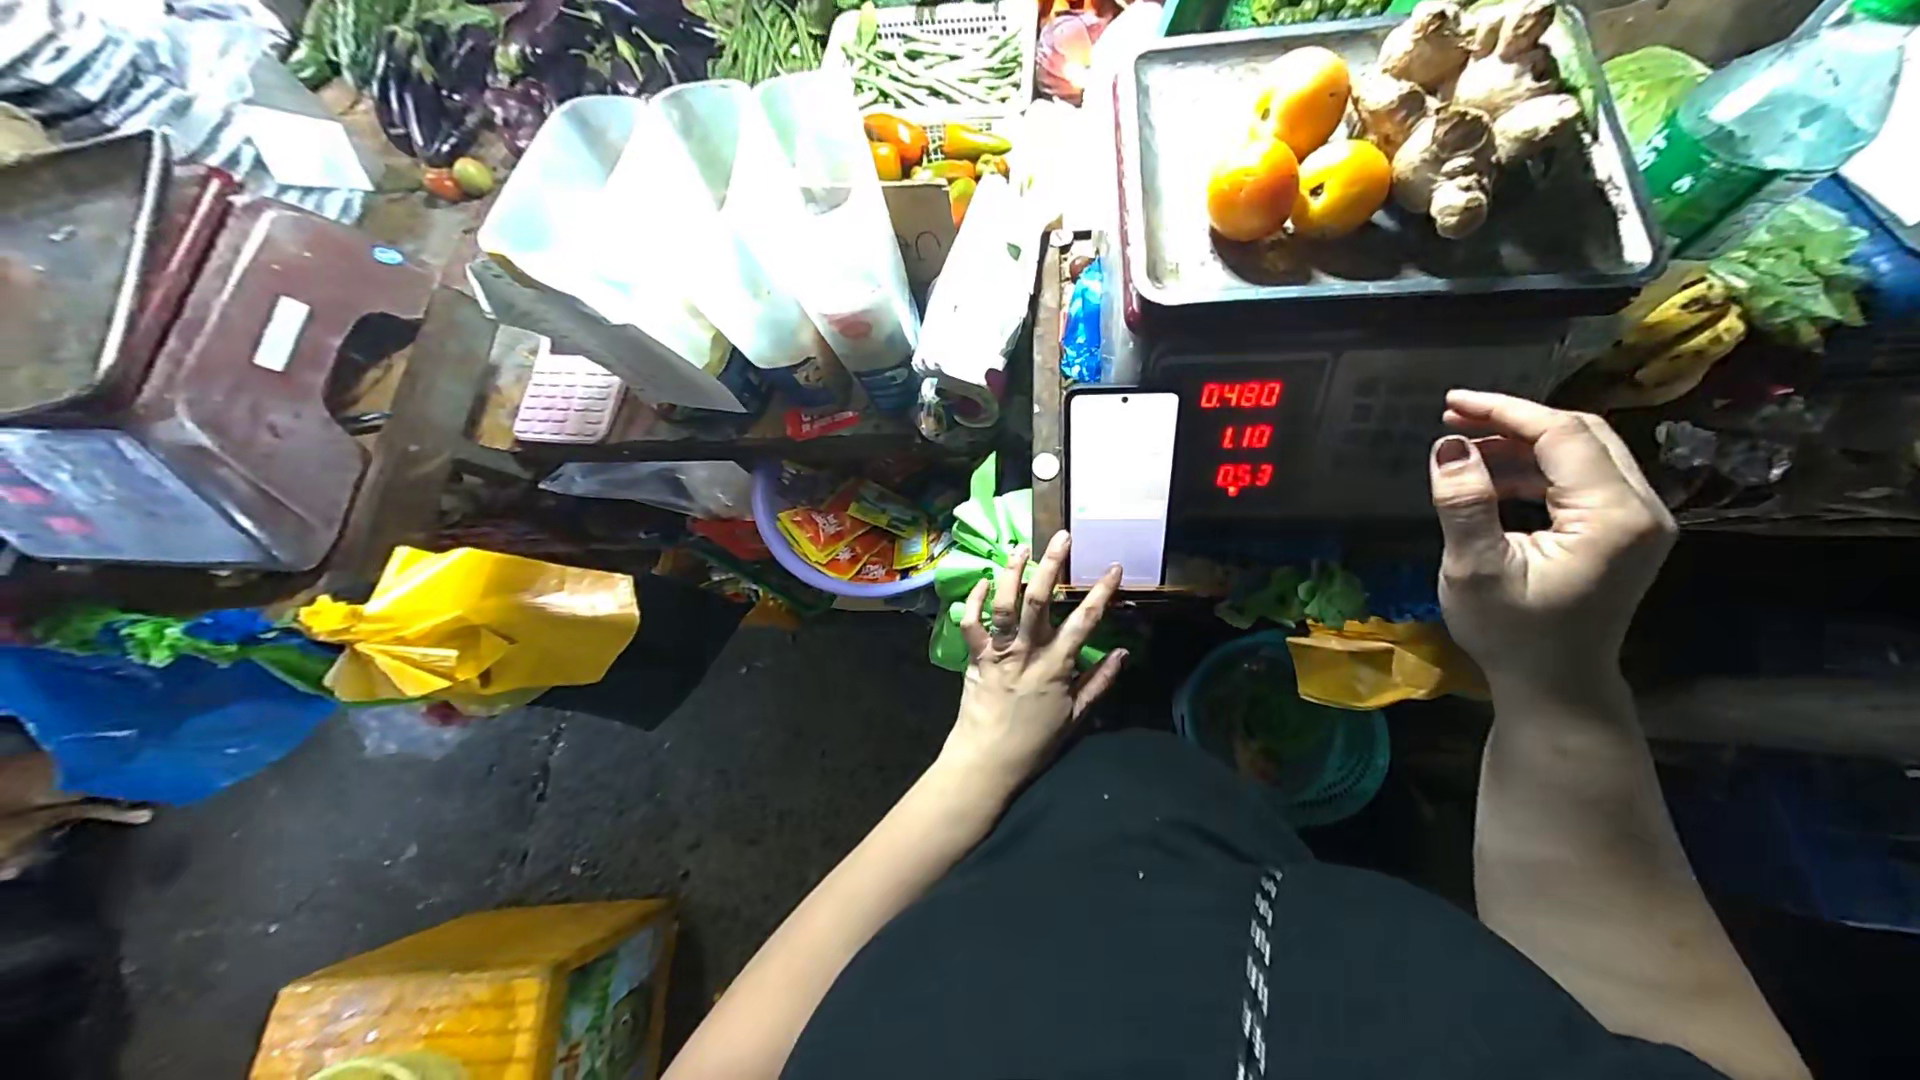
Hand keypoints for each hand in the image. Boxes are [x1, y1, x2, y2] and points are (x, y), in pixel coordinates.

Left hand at [941, 530, 1127, 797]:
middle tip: (1061, 536)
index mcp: (1057, 666)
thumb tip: (1123, 653)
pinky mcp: (975, 656)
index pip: (1085, 621)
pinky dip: (975, 600)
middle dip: (1051, 564)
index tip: (1114, 567)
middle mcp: (1027, 652)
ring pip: (1004, 603)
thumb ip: (1100, 683)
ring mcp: (998, 651)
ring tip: (1021, 546)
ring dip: (1012, 572)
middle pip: (1040, 599)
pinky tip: (983, 581)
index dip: (1102, 592)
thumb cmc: (1035, 742)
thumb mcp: (1077, 717)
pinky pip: (972, 623)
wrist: (987, 760)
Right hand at [1428, 391, 1674, 695]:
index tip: (1451, 402)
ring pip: (1580, 454)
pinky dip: (1532, 469)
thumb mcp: (1475, 568)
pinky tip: (1490, 477)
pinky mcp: (1619, 532)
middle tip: (1452, 417)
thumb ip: (1463, 503)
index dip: (1505, 411)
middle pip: (1582, 435)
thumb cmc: (1512, 632)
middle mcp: (1640, 508)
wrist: (1554, 683)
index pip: (1564, 435)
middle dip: (1514, 420)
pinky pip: (1577, 480)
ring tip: (1462, 447)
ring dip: (1520, 444)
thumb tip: (1447, 446)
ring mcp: (1635, 520)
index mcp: (1613, 515)